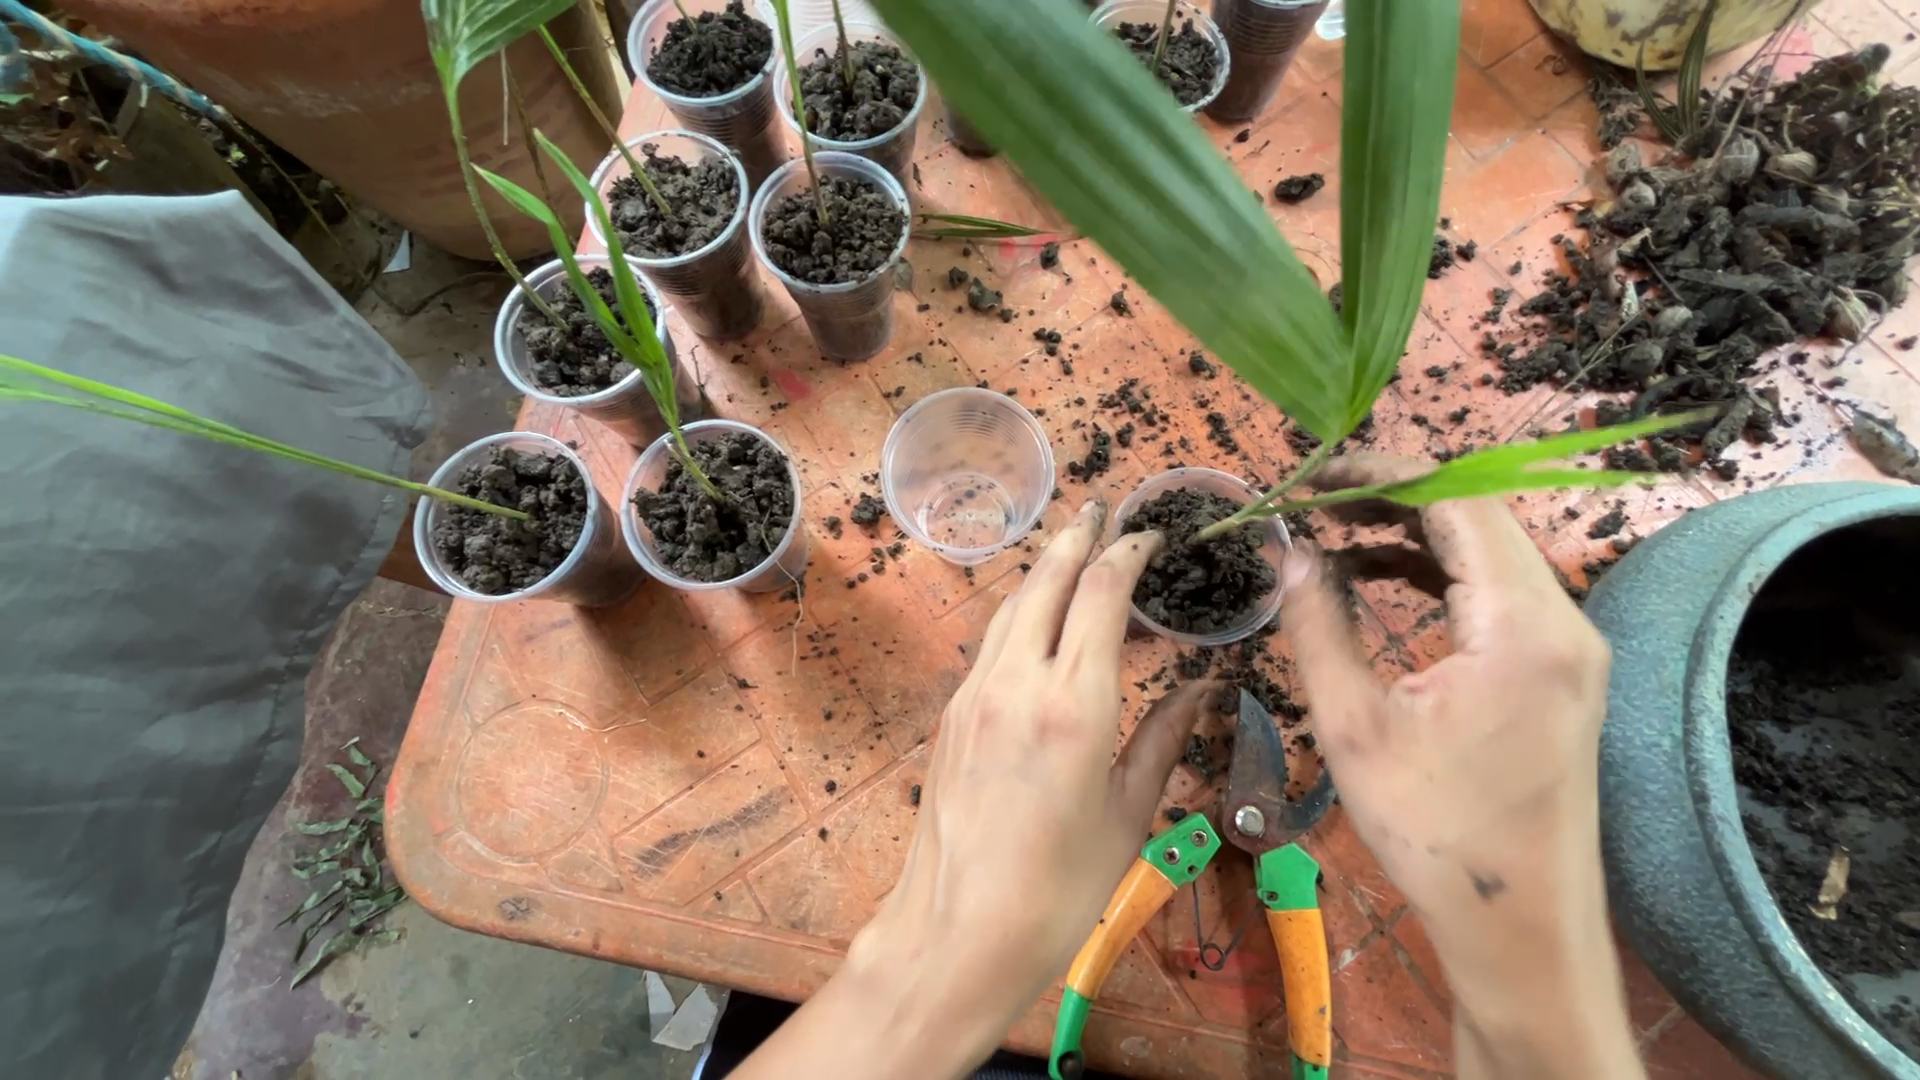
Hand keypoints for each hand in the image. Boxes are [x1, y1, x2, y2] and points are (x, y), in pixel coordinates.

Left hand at [735, 498, 1222, 1079]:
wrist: (958, 928)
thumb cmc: (1059, 887)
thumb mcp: (1129, 815)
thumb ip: (1164, 738)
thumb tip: (1201, 688)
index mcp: (1073, 704)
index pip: (1099, 594)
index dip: (1125, 552)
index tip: (1146, 534)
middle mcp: (1018, 681)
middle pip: (1046, 581)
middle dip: (1076, 537)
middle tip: (1100, 509)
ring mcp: (975, 692)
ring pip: (1012, 606)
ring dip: (1044, 569)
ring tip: (1071, 548)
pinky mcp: (953, 711)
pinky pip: (992, 641)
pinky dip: (1022, 612)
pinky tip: (1038, 618)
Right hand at [1280, 455, 1640, 1079]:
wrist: (1518, 925)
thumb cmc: (1433, 829)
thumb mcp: (1353, 724)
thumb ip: (1316, 624)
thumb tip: (1289, 551)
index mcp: (1521, 627)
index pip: (1458, 502)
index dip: (1382, 472)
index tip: (1311, 475)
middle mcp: (1561, 620)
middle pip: (1475, 516)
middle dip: (1387, 494)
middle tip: (1309, 499)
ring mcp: (1565, 644)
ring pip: (1483, 549)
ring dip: (1405, 530)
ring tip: (1328, 528)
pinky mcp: (1553, 667)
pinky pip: (1489, 589)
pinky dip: (1428, 570)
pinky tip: (1372, 578)